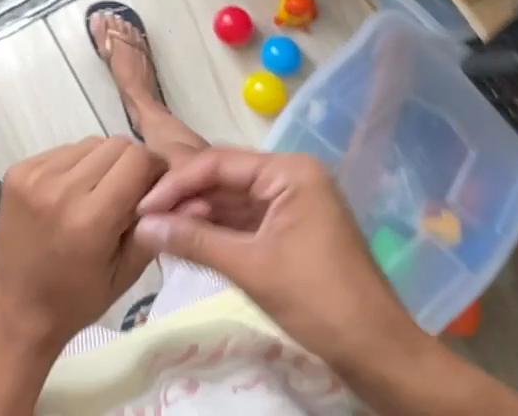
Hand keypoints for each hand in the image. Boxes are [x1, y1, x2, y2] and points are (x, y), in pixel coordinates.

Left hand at [0, 136, 166, 352]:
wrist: (16, 309)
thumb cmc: (77, 300)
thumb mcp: (126, 274)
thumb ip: (155, 228)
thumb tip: (193, 197)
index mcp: (90, 218)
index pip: (138, 159)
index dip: (155, 170)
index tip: (152, 191)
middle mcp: (60, 188)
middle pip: (117, 144)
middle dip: (131, 165)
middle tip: (126, 194)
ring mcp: (34, 176)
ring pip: (90, 143)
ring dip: (102, 163)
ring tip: (96, 195)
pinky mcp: (18, 171)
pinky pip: (63, 151)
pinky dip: (75, 166)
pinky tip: (70, 196)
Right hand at [132, 148, 426, 366]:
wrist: (378, 353)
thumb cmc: (319, 300)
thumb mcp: (250, 267)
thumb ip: (194, 240)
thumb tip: (141, 226)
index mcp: (290, 171)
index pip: (219, 163)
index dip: (176, 184)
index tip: (140, 206)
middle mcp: (292, 177)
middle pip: (224, 178)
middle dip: (184, 198)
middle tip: (143, 219)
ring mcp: (293, 204)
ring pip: (232, 201)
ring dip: (197, 215)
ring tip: (157, 232)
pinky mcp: (291, 231)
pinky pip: (245, 221)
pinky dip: (216, 232)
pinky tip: (186, 241)